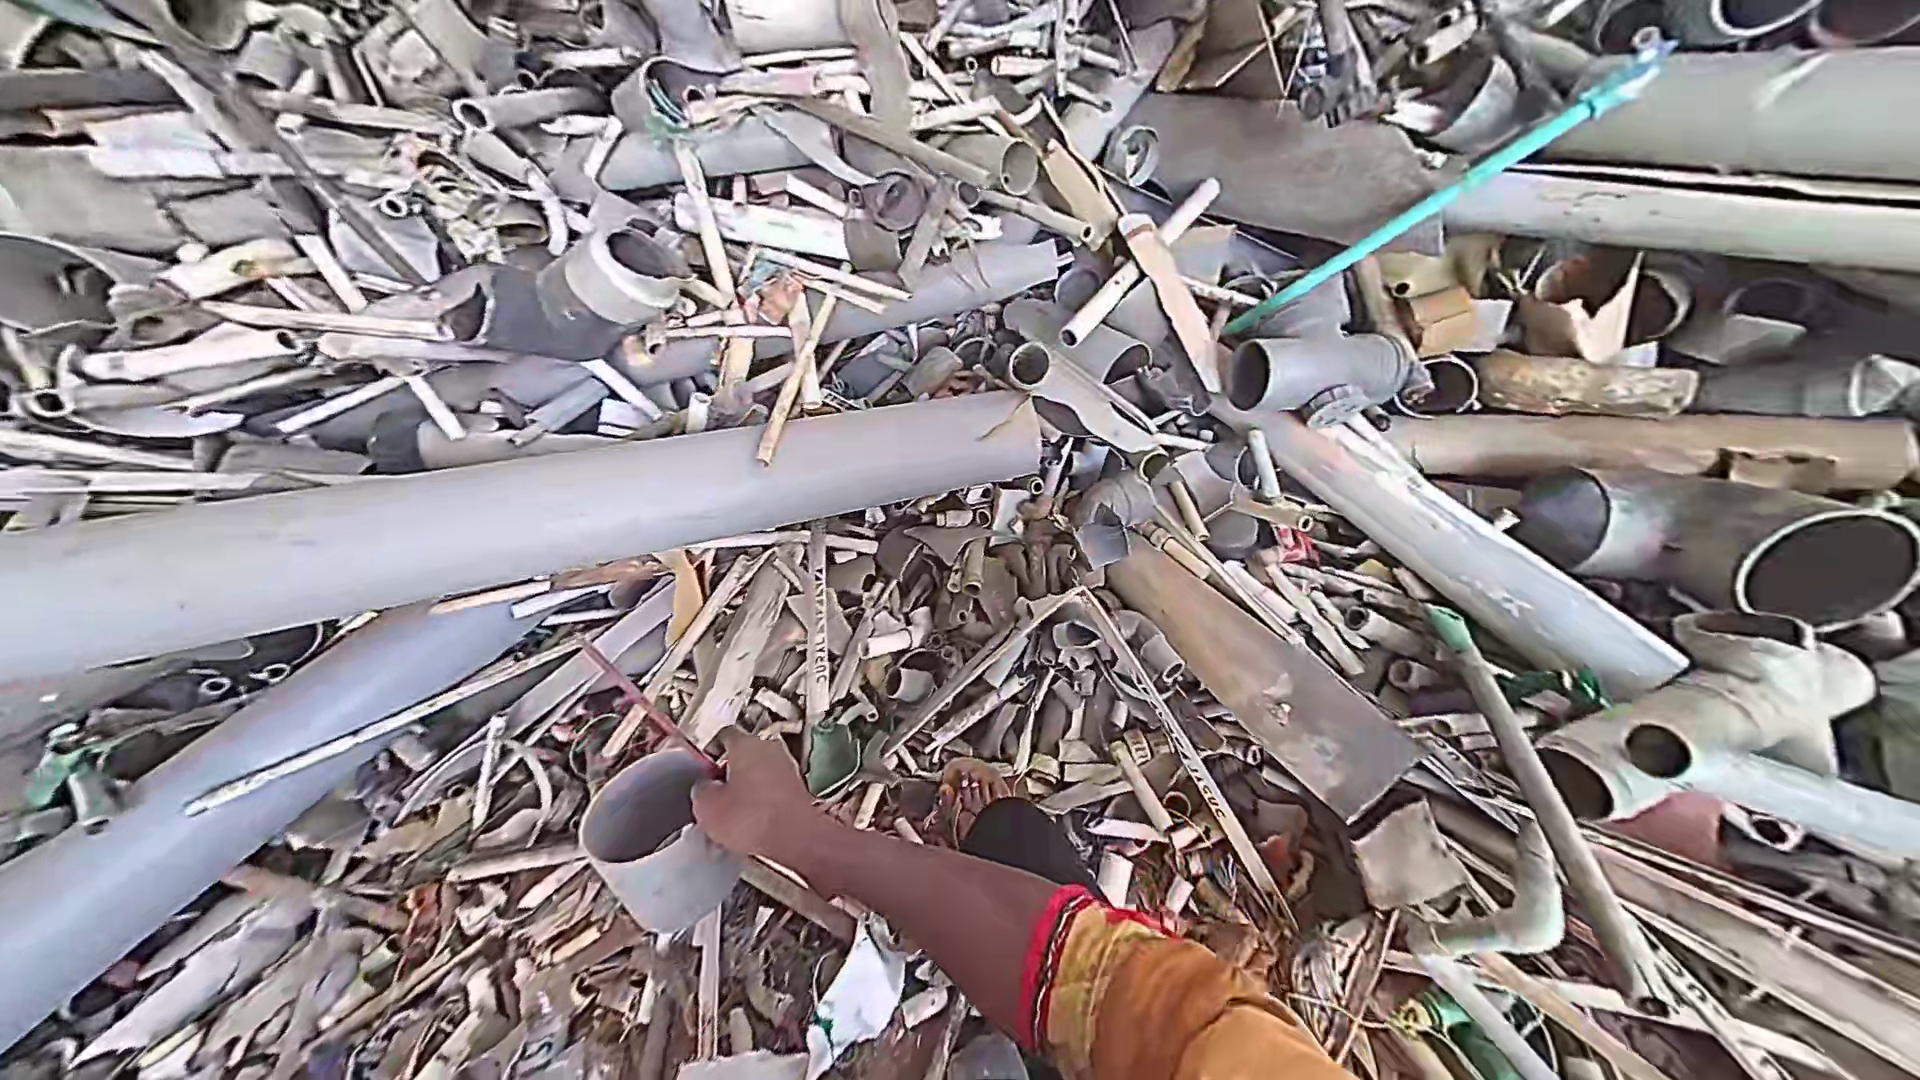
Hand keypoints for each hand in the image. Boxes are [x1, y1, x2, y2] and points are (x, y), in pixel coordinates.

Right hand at [691, 727, 823, 858]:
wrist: (794, 835)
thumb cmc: (749, 816)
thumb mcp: (707, 806)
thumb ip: (701, 789)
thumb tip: (705, 785)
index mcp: (746, 743)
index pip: (724, 735)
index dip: (710, 751)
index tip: (702, 769)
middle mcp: (769, 746)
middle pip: (743, 752)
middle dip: (728, 769)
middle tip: (715, 792)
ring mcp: (787, 764)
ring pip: (759, 768)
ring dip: (747, 783)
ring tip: (733, 809)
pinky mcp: (797, 784)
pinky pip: (773, 784)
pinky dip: (762, 795)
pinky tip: (753, 817)